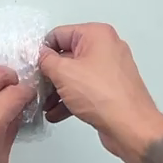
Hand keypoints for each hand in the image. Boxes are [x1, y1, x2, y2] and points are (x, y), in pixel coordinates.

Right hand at [39, 23, 162, 162]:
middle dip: (49, 74)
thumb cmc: (99, 94)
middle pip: (67, 55)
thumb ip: (46, 60)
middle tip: (35, 88)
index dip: (42, 51)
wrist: (131, 127)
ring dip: (57, 90)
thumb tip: (40, 54)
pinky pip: (85, 88)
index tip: (31, 67)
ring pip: (75, 74)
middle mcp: (106, 47)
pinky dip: (71, 99)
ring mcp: (110, 69)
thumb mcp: (63, 73)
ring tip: (44, 105)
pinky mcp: (111, 89)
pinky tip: (55, 114)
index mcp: (96, 35)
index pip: (59, 35)